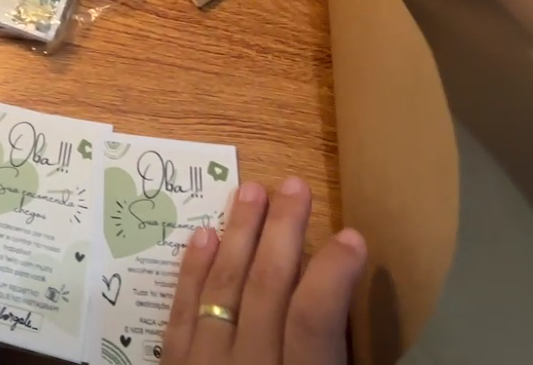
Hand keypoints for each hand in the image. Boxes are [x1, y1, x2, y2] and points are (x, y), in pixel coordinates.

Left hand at [164, 178, 365, 364]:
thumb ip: (334, 356)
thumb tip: (345, 303)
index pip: (314, 320)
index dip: (333, 274)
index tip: (352, 235)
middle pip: (264, 288)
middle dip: (281, 232)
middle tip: (295, 185)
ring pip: (222, 289)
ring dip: (238, 235)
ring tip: (252, 191)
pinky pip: (181, 313)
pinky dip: (193, 272)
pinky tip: (204, 235)